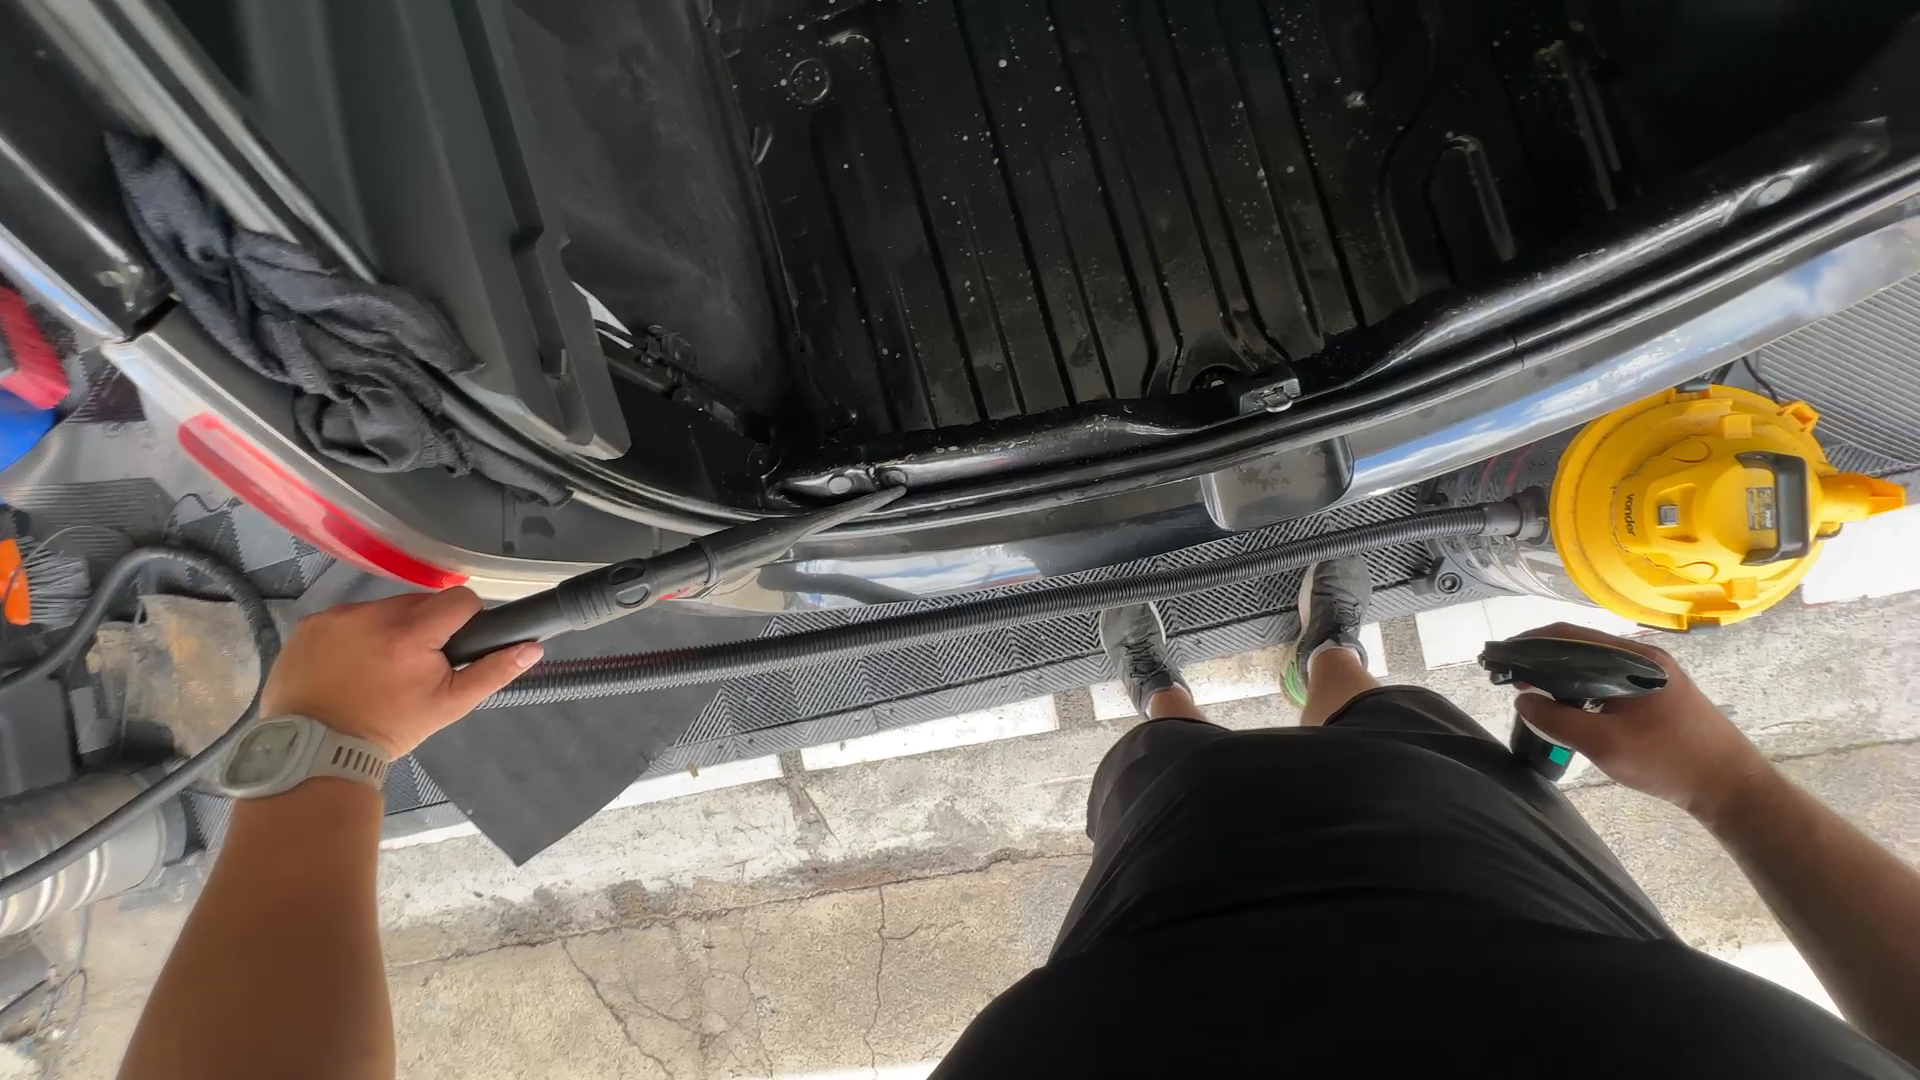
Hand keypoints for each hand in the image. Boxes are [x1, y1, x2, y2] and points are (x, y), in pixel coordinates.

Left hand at [259, 589, 542, 756]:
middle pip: (422, 601)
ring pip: (386, 607)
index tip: (456, 644)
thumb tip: (533, 647)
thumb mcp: (452, 704)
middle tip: (420, 662)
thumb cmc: (393, 726)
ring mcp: (335, 618)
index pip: (459, 599)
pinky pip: (350, 616)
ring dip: (394, 627)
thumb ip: (495, 671)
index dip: (467, 618)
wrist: (315, 750)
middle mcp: (370, 616)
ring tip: (385, 664)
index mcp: (409, 634)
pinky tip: (354, 662)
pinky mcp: (309, 625)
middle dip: (429, 625)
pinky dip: (358, 633)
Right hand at [1509, 623, 1771, 819]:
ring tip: (1529, 689)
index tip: (1500, 658)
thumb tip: (1523, 699)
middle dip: (1537, 657)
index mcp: (1634, 659)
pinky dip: (1576, 683)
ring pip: (1590, 662)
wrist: (1735, 790)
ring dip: (1556, 672)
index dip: (1527, 643)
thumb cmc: (1669, 761)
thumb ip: (1554, 718)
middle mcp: (1643, 658)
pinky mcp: (1655, 692)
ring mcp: (1651, 674)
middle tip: (1509, 676)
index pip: (1567, 635)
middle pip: (1577, 645)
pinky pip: (1604, 677)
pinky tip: (1563, 701)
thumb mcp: (1602, 742)